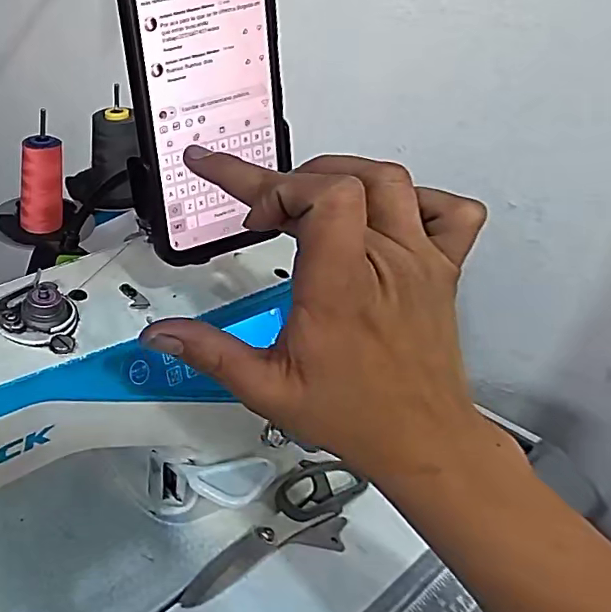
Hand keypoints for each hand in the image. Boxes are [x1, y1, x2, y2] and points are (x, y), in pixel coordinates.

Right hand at [140, 149, 493, 475]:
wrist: (423, 442)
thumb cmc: (354, 415)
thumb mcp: (267, 388)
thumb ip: (209, 353)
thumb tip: (162, 334)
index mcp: (340, 286)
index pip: (315, 196)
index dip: (260, 178)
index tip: (217, 170)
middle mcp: (386, 263)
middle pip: (342, 179)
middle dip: (286, 184)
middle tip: (261, 215)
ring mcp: (421, 262)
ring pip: (390, 180)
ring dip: (339, 177)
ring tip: (306, 201)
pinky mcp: (442, 270)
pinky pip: (448, 210)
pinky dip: (412, 198)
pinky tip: (381, 217)